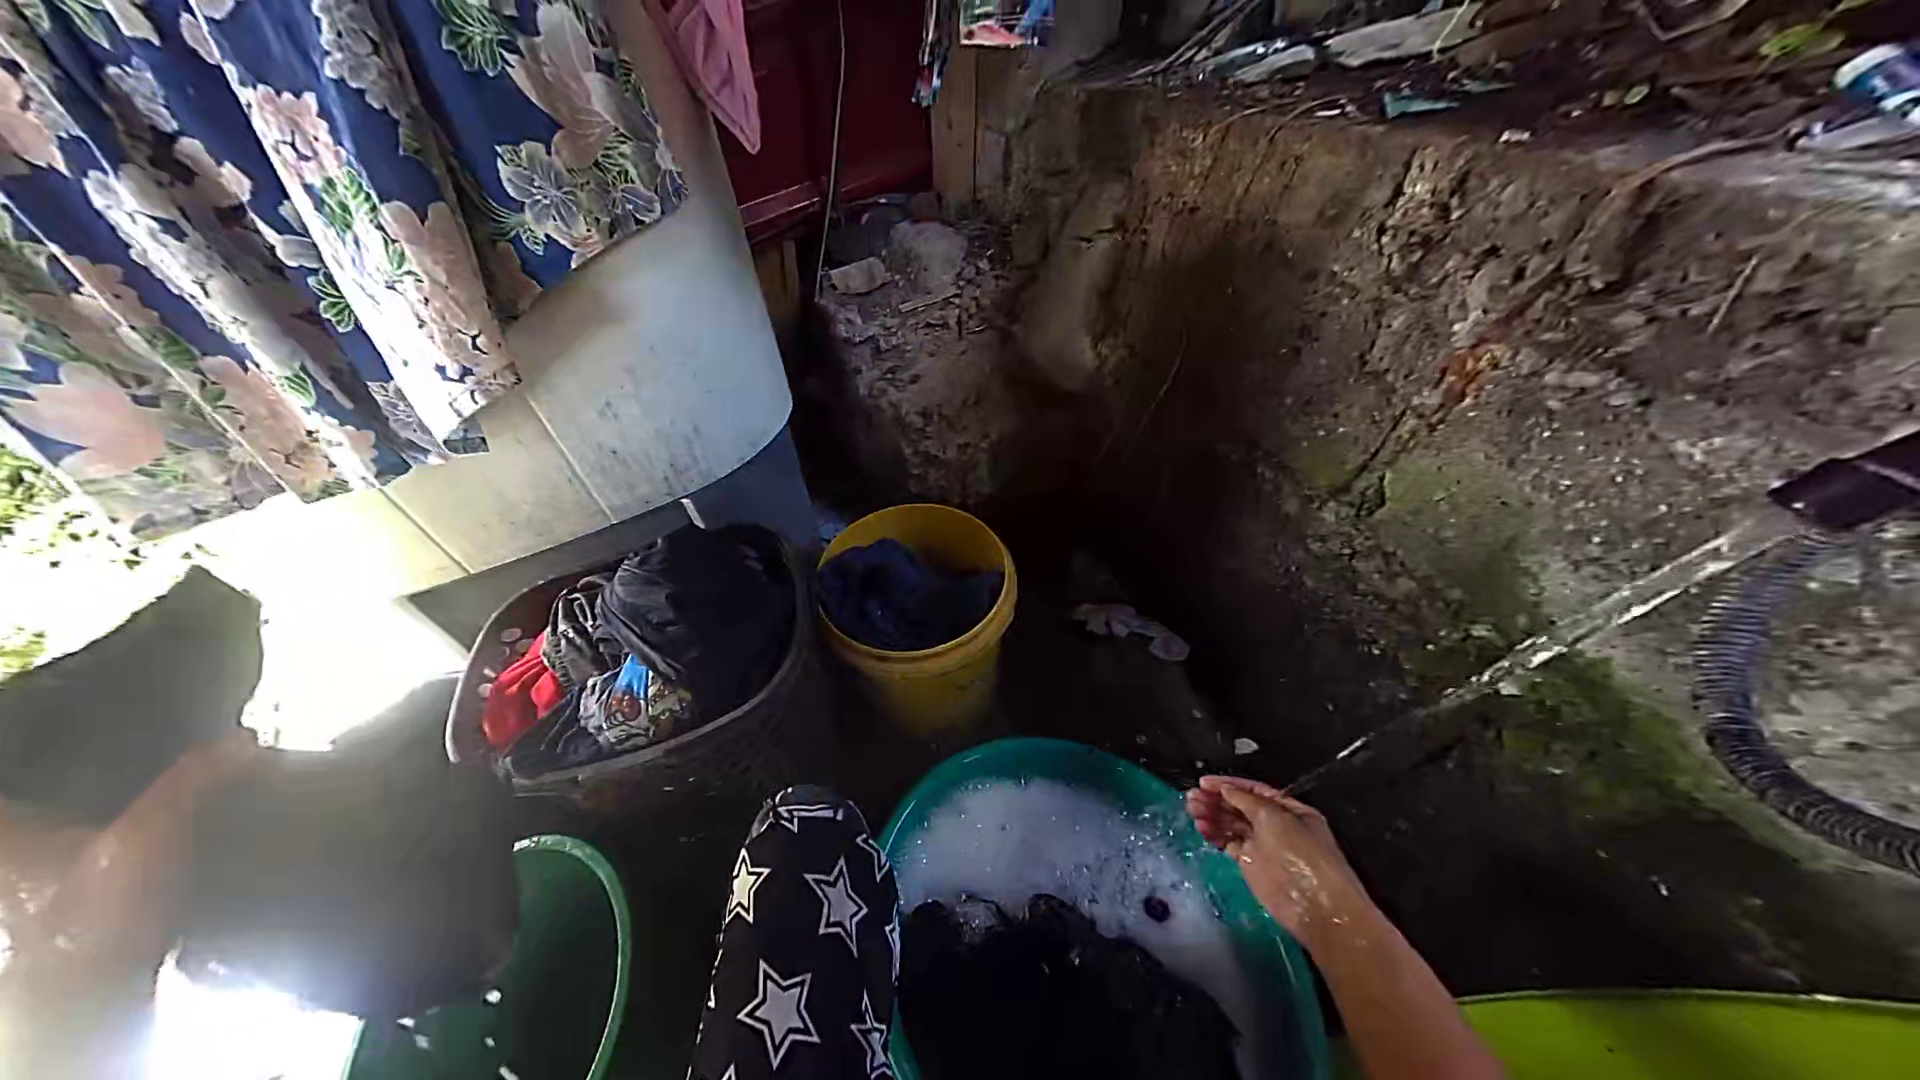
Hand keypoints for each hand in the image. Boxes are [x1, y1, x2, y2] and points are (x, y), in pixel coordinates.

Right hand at [1186, 776, 1371, 948]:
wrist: (1316, 908)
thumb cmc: (1301, 856)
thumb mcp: (1275, 818)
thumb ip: (1247, 800)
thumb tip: (1226, 789)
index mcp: (1288, 809)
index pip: (1253, 790)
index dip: (1228, 785)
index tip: (1204, 783)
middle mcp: (1275, 824)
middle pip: (1240, 806)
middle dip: (1216, 799)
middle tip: (1191, 797)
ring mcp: (1263, 845)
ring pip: (1232, 824)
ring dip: (1211, 815)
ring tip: (1191, 810)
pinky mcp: (1251, 864)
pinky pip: (1229, 843)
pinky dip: (1215, 835)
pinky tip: (1201, 828)